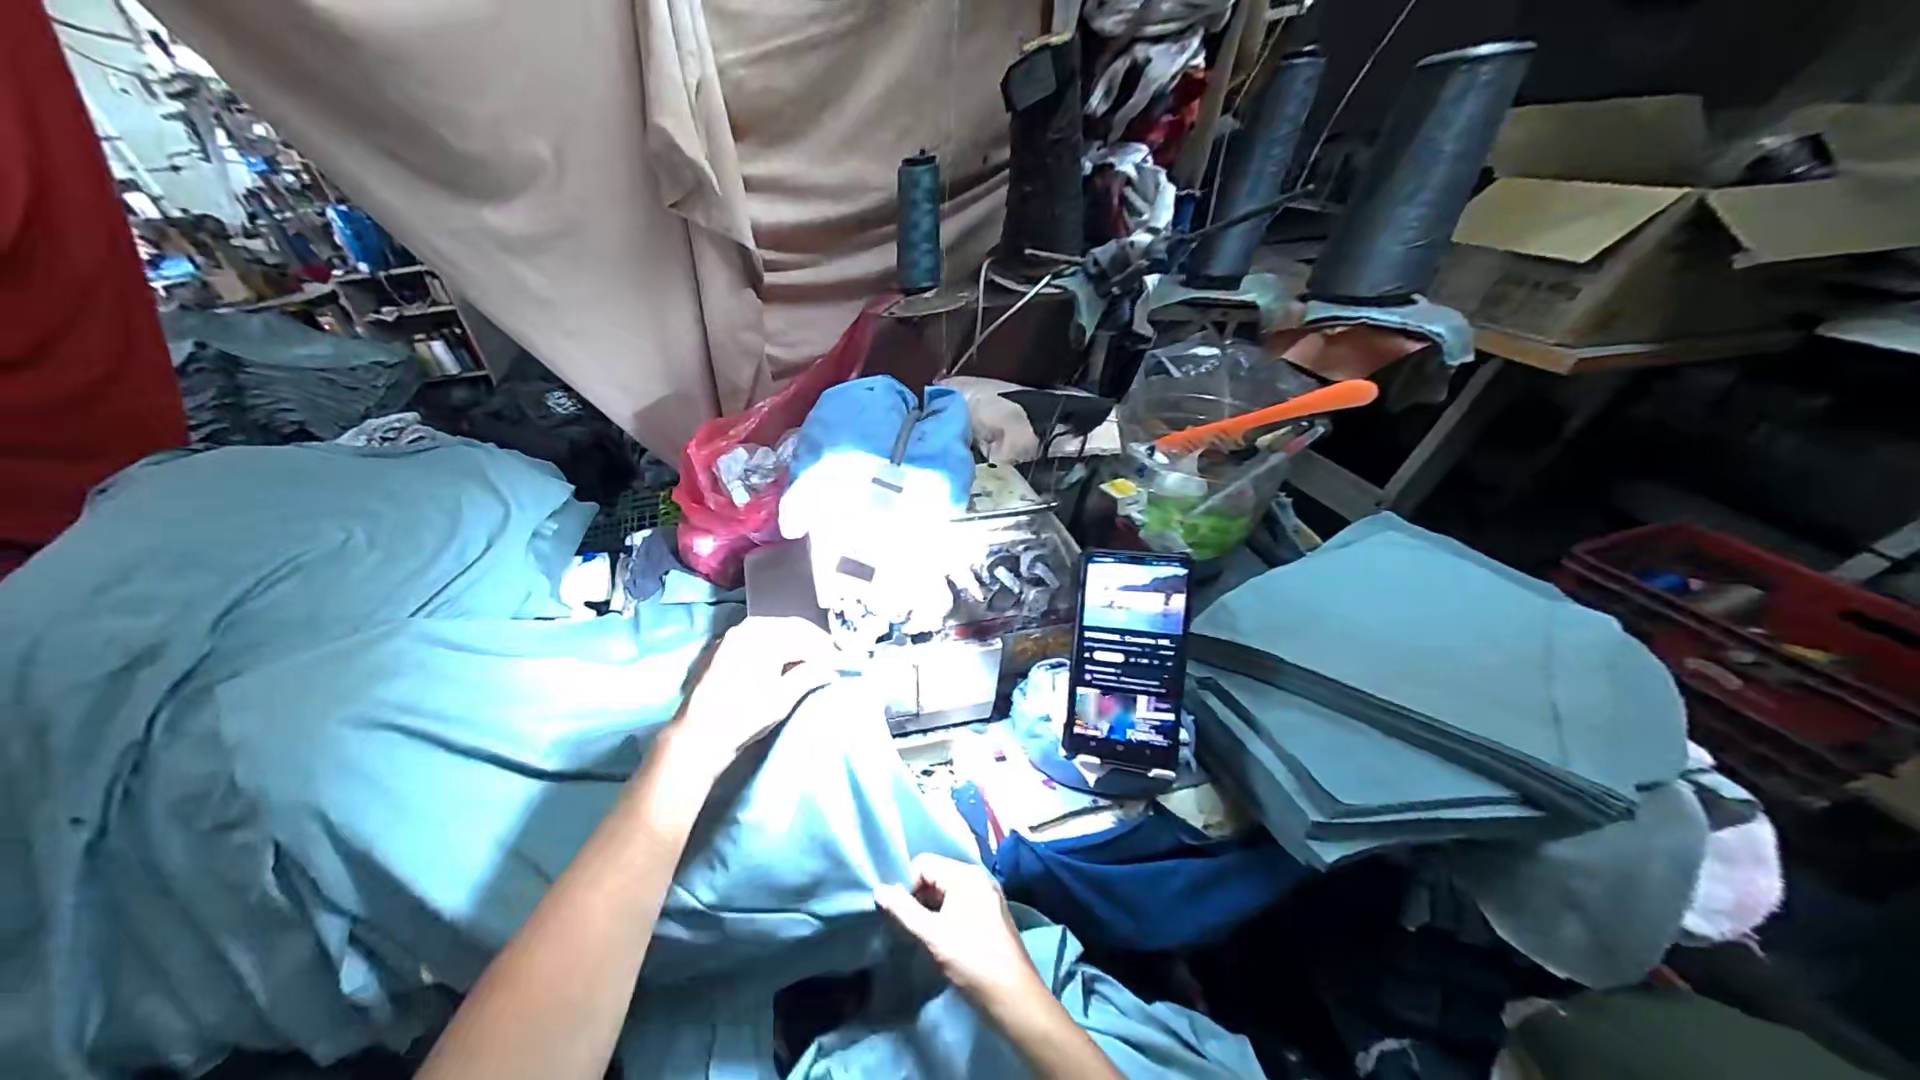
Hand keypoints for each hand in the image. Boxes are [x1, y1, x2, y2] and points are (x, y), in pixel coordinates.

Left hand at [664, 617, 836, 774]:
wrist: (697, 735)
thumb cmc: (743, 717)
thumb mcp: (782, 698)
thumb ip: (809, 676)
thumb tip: (831, 669)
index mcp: (764, 637)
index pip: (806, 637)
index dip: (826, 649)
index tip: (841, 660)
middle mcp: (747, 628)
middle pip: (790, 627)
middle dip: (811, 641)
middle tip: (828, 658)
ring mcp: (732, 636)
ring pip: (773, 630)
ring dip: (793, 641)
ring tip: (808, 659)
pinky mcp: (723, 647)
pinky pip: (756, 637)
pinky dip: (774, 644)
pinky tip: (782, 660)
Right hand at [875, 854, 1041, 1005]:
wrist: (1013, 995)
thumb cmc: (971, 960)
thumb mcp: (932, 935)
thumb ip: (903, 911)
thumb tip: (878, 890)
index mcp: (965, 875)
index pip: (924, 863)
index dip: (906, 884)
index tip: (898, 913)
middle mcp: (978, 877)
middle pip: (936, 874)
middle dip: (917, 896)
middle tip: (907, 925)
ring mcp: (988, 894)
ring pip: (948, 890)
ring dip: (930, 907)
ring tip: (921, 934)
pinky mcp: (992, 912)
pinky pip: (961, 902)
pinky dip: (946, 913)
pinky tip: (940, 937)